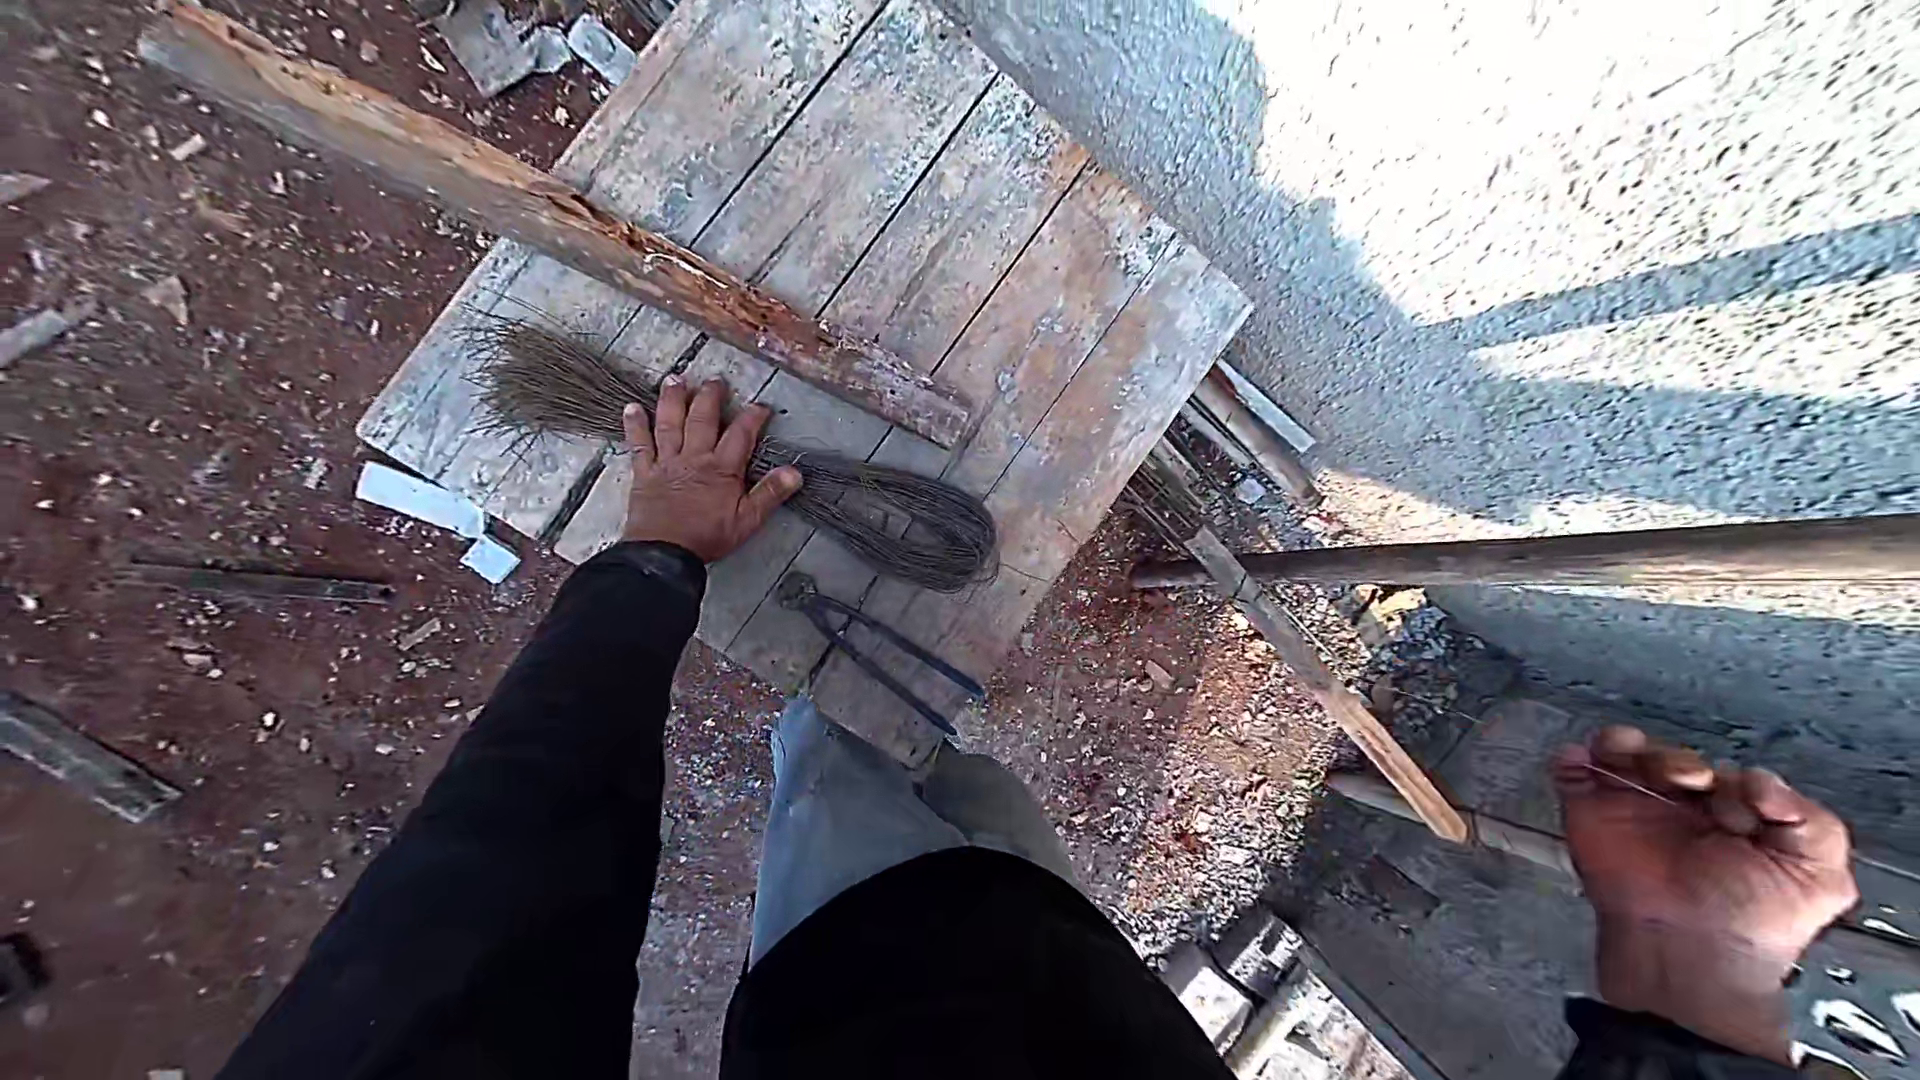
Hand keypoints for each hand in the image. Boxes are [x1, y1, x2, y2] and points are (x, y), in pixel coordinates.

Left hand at [620, 375, 802, 561]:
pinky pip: (639, 444)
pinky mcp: (645, 473)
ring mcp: (667, 463)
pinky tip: (632, 408)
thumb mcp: (748, 520)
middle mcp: (694, 458)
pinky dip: (635, 425)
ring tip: (676, 379)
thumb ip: (770, 494)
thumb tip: (794, 473)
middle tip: (715, 380)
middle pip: (703, 420)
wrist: (664, 553)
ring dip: (673, 400)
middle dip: (711, 397)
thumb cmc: (708, 537)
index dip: (753, 417)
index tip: (762, 406)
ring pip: (670, 423)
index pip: (741, 434)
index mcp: (721, 469)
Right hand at [1555, 725, 1857, 1063]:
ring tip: (1631, 759)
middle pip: (1666, 754)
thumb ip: (1810, 823)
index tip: (1743, 813)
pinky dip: (1568, 758)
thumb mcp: (1817, 877)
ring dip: (1621, 743)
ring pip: (1615, 749)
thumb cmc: (1753, 914)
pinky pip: (1567, 770)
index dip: (1734, 782)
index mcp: (1727, 813)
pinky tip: (1581, 762)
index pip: (1725, 773)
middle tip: (1688, 782)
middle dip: (1677, 759)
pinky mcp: (1583, 806)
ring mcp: (1625, 801)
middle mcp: (1675, 803)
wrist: (1688, 940)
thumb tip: (1757, 778)